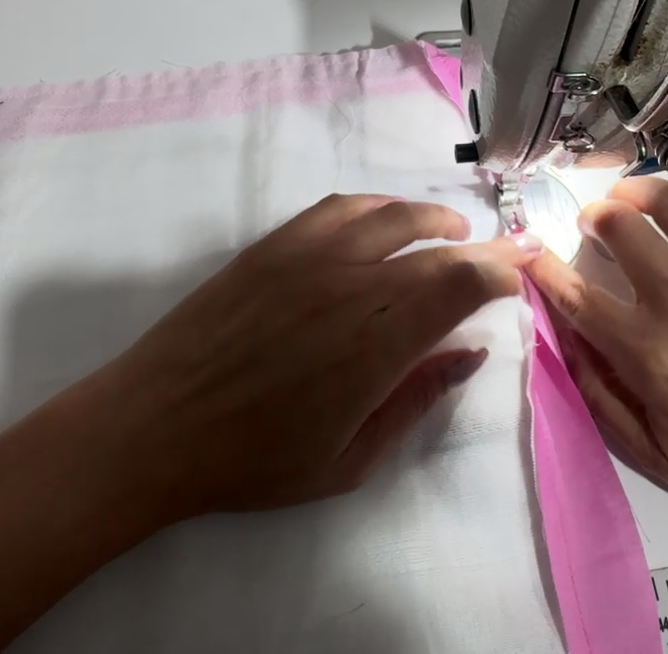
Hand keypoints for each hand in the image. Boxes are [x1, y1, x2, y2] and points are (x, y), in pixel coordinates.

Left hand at [90, 194, 542, 524]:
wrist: (153, 427)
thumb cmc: (254, 460)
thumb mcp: (349, 461)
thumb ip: (416, 400)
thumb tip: (471, 354)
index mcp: (376, 345)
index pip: (460, 287)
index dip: (499, 275)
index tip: (514, 280)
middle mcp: (351, 287)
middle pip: (436, 251)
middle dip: (482, 249)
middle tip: (504, 252)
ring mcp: (310, 258)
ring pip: (392, 217)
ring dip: (433, 219)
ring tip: (452, 231)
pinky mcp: (274, 245)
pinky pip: (338, 209)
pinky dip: (376, 207)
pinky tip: (386, 218)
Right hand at [526, 177, 667, 567]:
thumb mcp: (658, 457)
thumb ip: (600, 396)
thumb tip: (564, 342)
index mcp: (648, 350)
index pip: (574, 294)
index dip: (542, 269)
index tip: (530, 254)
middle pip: (620, 226)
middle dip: (594, 216)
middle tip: (594, 223)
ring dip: (645, 191)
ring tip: (637, 197)